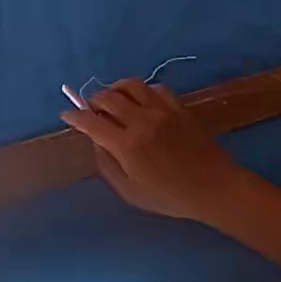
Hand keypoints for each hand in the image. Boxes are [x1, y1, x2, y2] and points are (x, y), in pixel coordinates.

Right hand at [60, 79, 247, 222]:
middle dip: (92, 101)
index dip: (74, 116)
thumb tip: (96, 142)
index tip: (66, 114)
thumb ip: (107, 165)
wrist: (214, 187)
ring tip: (111, 99)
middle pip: (107, 98)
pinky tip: (140, 101)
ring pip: (131, 85)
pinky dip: (141, 91)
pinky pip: (154, 88)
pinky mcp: (179, 106)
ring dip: (115, 89)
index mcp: (127, 144)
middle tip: (90, 109)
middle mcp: (142, 120)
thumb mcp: (130, 191)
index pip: (91, 122)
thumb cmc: (169, 196)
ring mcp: (162, 110)